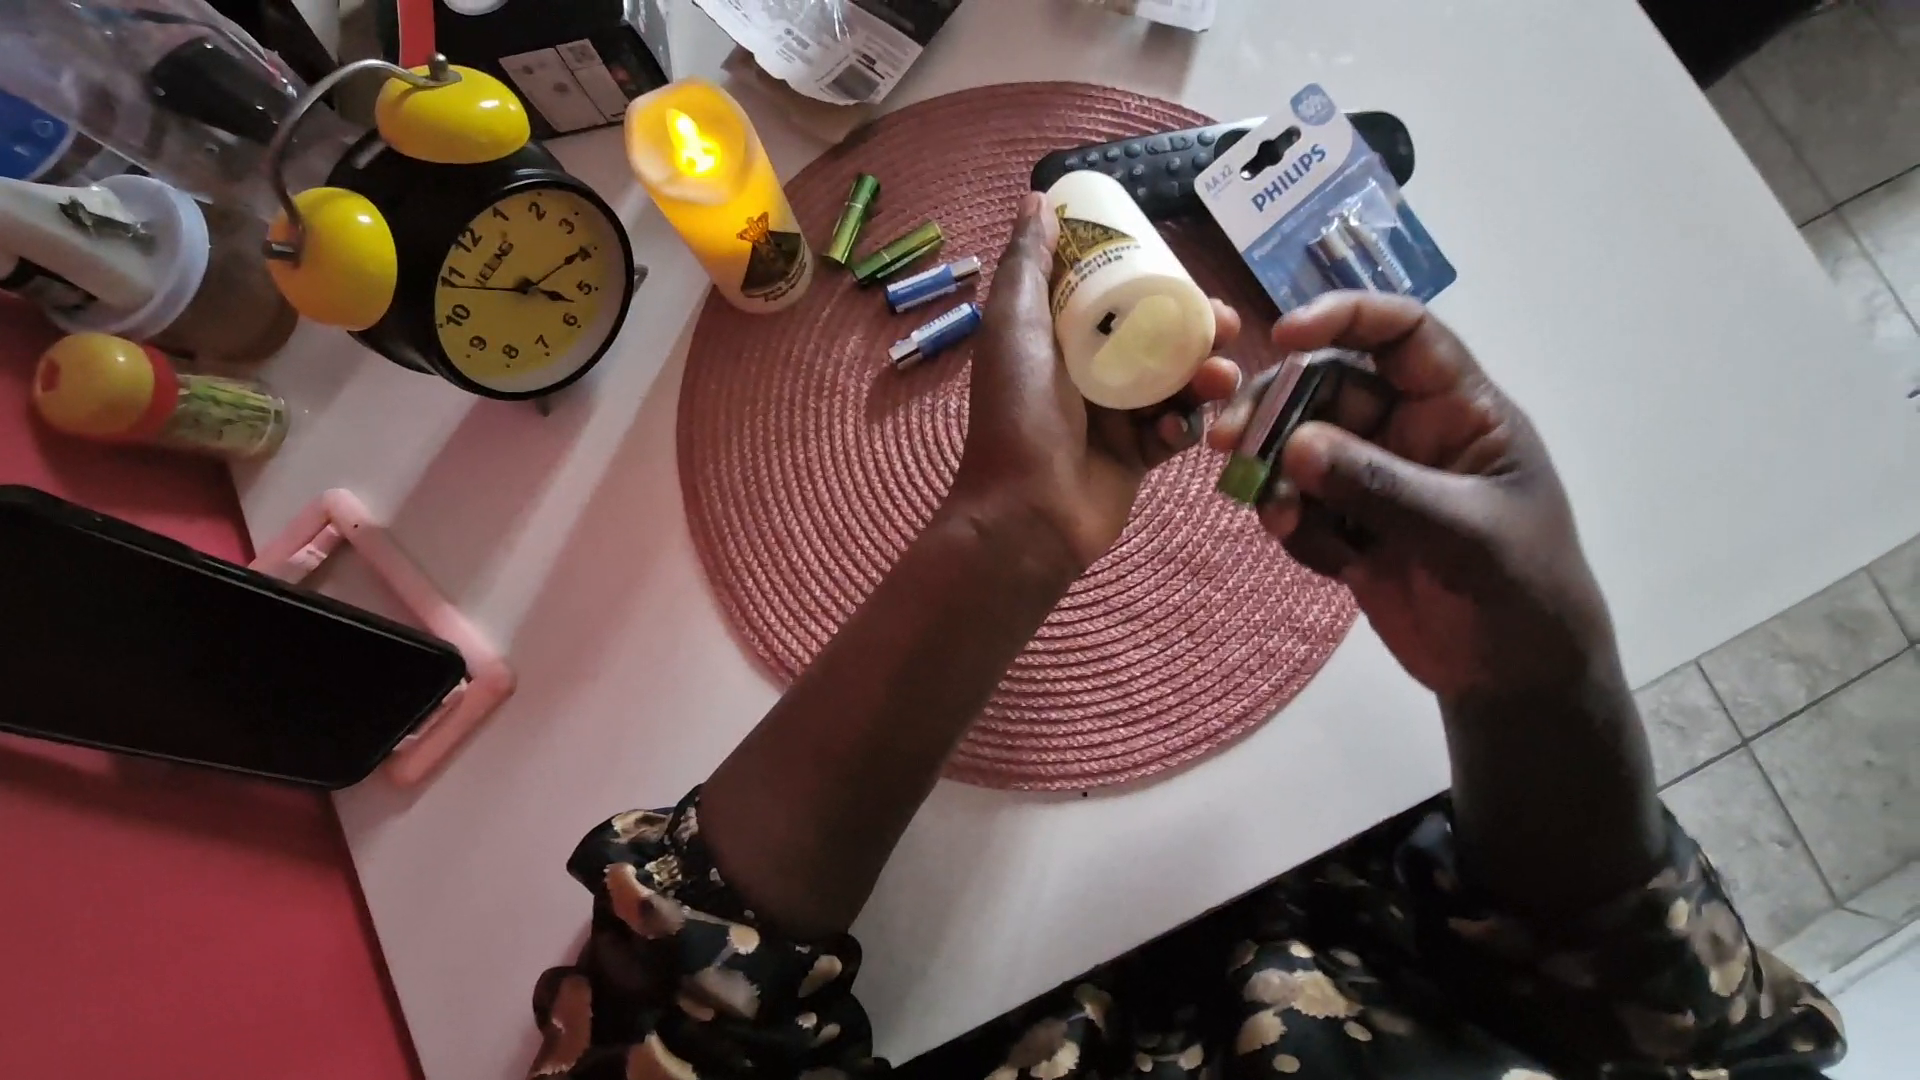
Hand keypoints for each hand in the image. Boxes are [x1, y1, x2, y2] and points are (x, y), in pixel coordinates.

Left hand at [948, 192, 1242, 574]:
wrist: (1027, 511)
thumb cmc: (1017, 412)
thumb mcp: (1014, 324)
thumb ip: (1026, 264)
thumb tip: (1039, 200)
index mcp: (1059, 337)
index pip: (1117, 295)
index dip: (1154, 280)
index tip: (1185, 273)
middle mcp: (1089, 371)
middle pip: (1157, 335)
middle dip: (1196, 327)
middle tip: (1223, 325)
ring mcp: (1115, 415)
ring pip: (1175, 381)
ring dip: (1203, 374)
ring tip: (1219, 377)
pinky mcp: (1137, 456)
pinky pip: (1174, 430)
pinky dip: (1183, 425)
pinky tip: (1180, 428)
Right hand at [1208, 293, 1617, 703]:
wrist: (1511, 678)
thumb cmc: (1521, 594)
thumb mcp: (1462, 535)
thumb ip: (1379, 487)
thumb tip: (1294, 445)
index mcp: (1458, 412)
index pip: (1402, 335)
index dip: (1345, 319)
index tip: (1282, 337)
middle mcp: (1407, 434)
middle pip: (1323, 393)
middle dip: (1272, 414)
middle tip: (1225, 442)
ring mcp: (1371, 481)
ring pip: (1296, 452)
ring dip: (1276, 482)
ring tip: (1285, 525)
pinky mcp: (1344, 525)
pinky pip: (1295, 507)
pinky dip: (1295, 531)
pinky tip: (1333, 564)